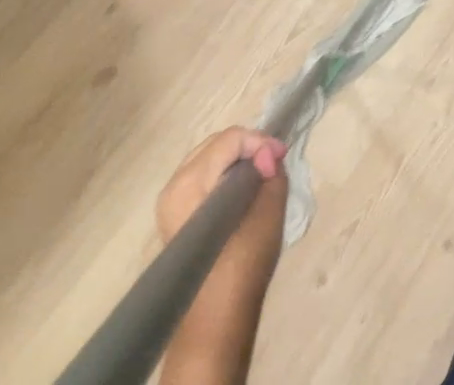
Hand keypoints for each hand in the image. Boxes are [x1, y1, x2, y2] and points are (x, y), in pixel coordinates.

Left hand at [155, 129, 289, 384]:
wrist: (215, 316)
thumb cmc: (242, 263)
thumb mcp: (267, 211)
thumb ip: (271, 174)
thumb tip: (270, 154)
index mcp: (191, 182)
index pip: (230, 138)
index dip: (261, 141)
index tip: (282, 158)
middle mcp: (174, 185)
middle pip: (216, 144)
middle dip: (248, 147)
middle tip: (275, 163)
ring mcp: (171, 201)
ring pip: (208, 159)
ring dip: (238, 161)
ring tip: (263, 176)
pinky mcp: (176, 215)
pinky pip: (203, 178)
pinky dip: (226, 176)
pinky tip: (244, 192)